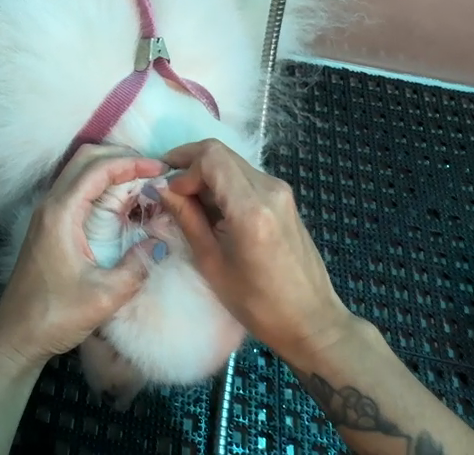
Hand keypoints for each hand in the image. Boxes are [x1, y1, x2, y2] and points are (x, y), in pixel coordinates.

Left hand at [0, 145, 167, 367]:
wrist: (15, 335)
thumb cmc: (55, 315)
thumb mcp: (104, 296)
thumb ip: (135, 266)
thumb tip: (160, 241)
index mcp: (61, 212)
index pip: (97, 168)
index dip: (130, 162)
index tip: (159, 169)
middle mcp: (51, 203)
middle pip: (86, 159)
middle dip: (121, 157)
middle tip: (153, 170)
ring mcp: (47, 212)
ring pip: (79, 171)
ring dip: (109, 168)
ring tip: (141, 181)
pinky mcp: (48, 223)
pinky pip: (76, 188)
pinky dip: (100, 184)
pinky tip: (119, 200)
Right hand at [157, 139, 357, 368]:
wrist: (312, 321)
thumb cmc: (259, 304)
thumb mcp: (212, 263)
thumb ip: (186, 218)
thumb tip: (161, 188)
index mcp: (251, 208)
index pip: (210, 157)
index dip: (182, 168)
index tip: (169, 193)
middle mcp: (269, 188)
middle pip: (219, 152)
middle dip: (189, 165)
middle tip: (170, 189)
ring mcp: (280, 190)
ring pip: (231, 162)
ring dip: (206, 174)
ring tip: (189, 203)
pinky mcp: (283, 197)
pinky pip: (244, 176)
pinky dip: (223, 183)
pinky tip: (213, 210)